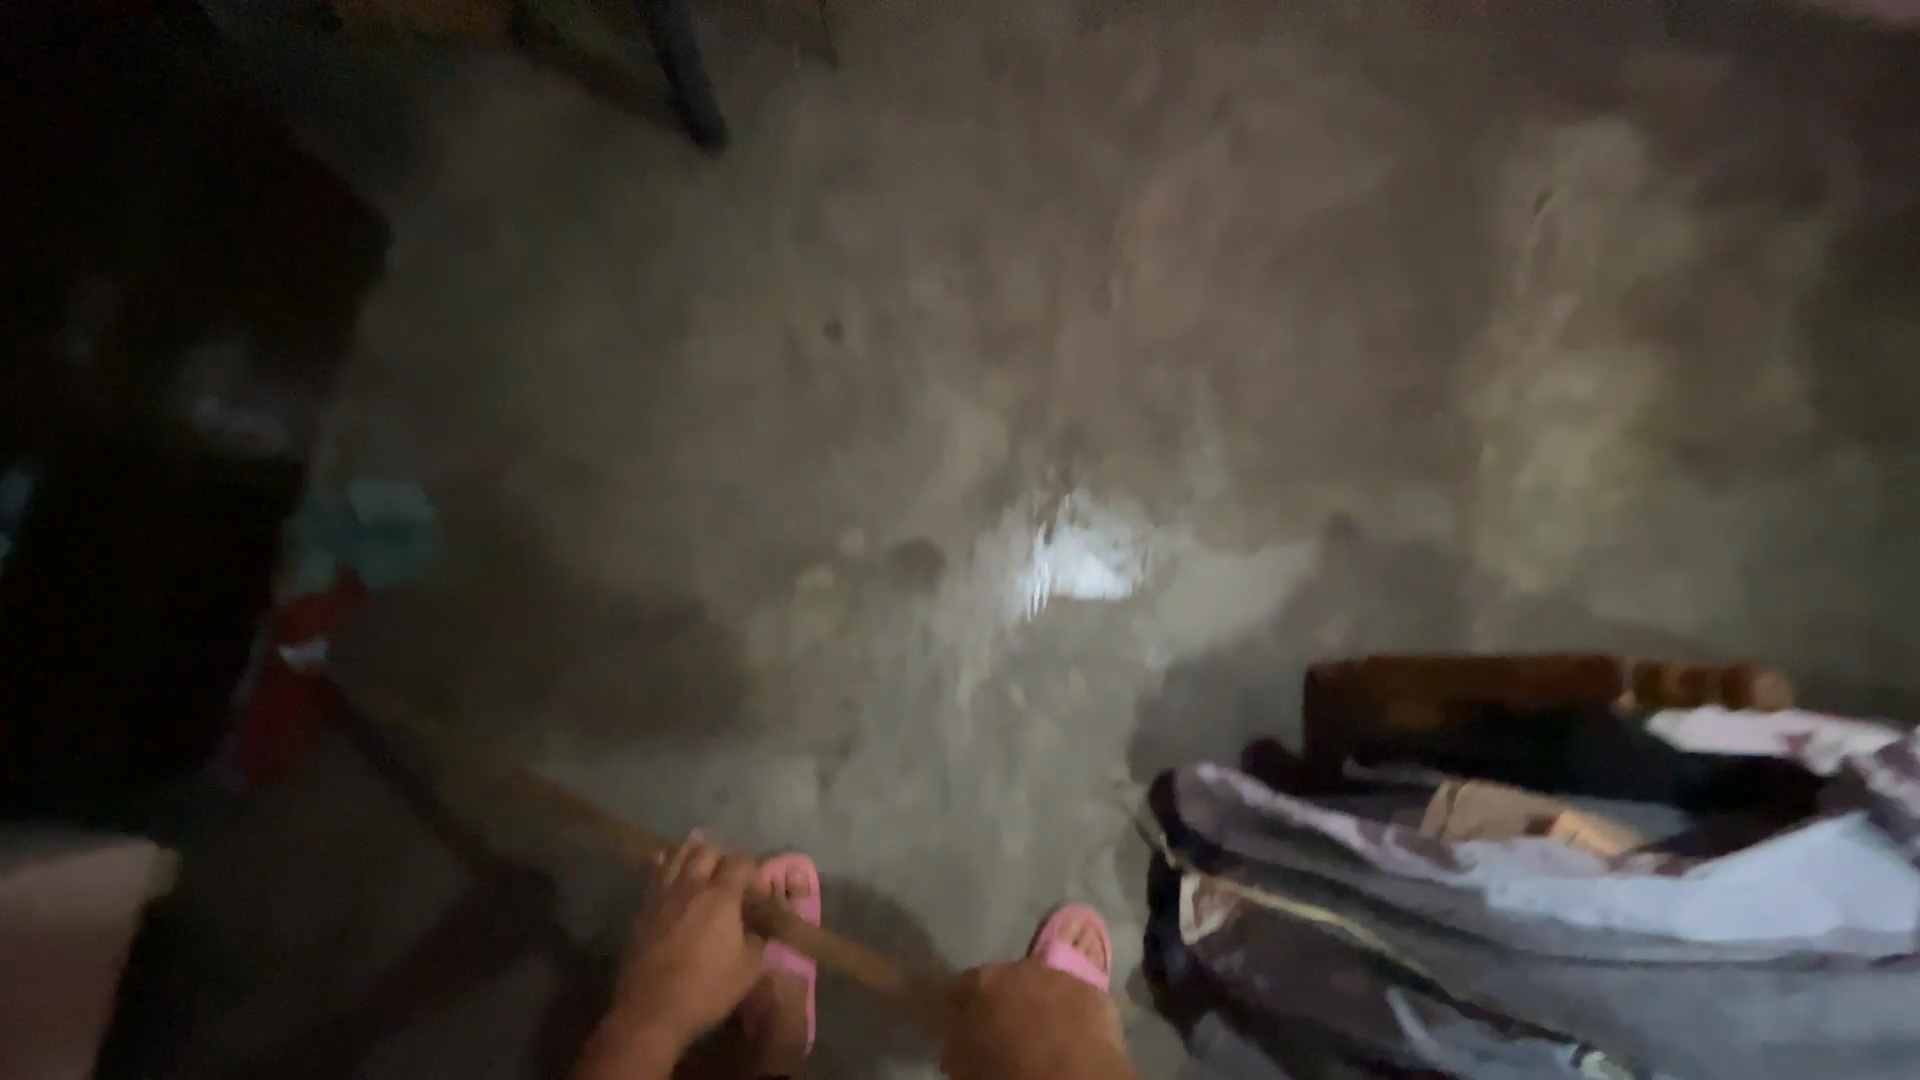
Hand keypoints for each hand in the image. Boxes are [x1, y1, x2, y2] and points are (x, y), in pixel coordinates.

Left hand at [610, 834, 764, 1053]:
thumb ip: (760, 941)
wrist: (650, 1014)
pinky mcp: (643, 910)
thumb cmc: (705, 990)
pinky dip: (664, 864)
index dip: (753, 871)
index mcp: (721, 897)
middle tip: (730, 875)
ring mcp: (664, 896)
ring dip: (692, 853)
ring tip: (701, 859)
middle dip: (723, 857)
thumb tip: (761, 929)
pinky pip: (654, 875)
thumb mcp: (749, 970)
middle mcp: (692, 887)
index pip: (741, 863)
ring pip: (677, 856)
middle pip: (708, 851)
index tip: (758, 892)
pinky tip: (667, 865)